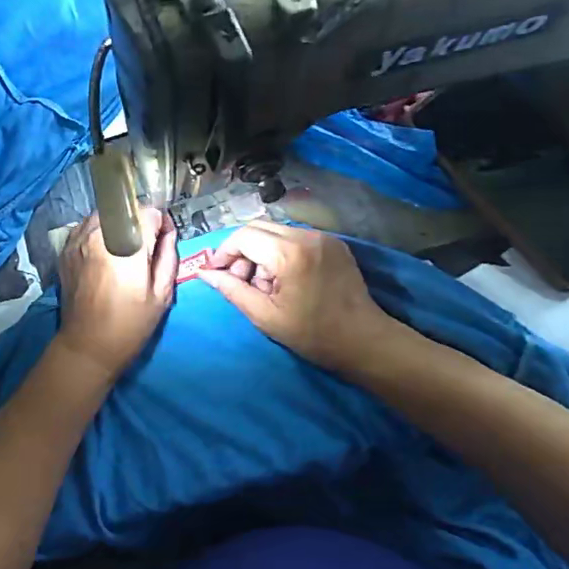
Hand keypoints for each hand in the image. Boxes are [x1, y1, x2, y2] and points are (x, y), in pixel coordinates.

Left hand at [52, 208, 178, 379]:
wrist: (87, 346)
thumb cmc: (129, 324)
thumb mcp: (162, 294)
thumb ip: (168, 256)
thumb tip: (168, 232)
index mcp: (126, 246)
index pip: (148, 212)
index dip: (161, 223)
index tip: (163, 240)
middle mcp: (98, 235)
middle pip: (125, 210)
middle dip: (139, 223)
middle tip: (145, 248)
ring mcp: (77, 240)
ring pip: (104, 215)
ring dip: (118, 226)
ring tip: (124, 251)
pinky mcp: (65, 249)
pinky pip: (86, 228)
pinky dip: (99, 234)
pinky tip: (105, 255)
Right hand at [197, 221, 419, 374]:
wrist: (363, 340)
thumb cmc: (312, 334)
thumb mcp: (264, 315)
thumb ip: (231, 289)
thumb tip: (204, 273)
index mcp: (289, 252)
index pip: (243, 236)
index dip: (225, 253)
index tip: (218, 274)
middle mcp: (307, 235)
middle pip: (258, 228)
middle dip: (242, 251)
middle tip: (241, 280)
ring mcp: (323, 237)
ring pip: (276, 232)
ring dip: (261, 252)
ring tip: (265, 284)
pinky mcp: (334, 243)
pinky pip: (295, 238)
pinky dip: (281, 252)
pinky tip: (284, 278)